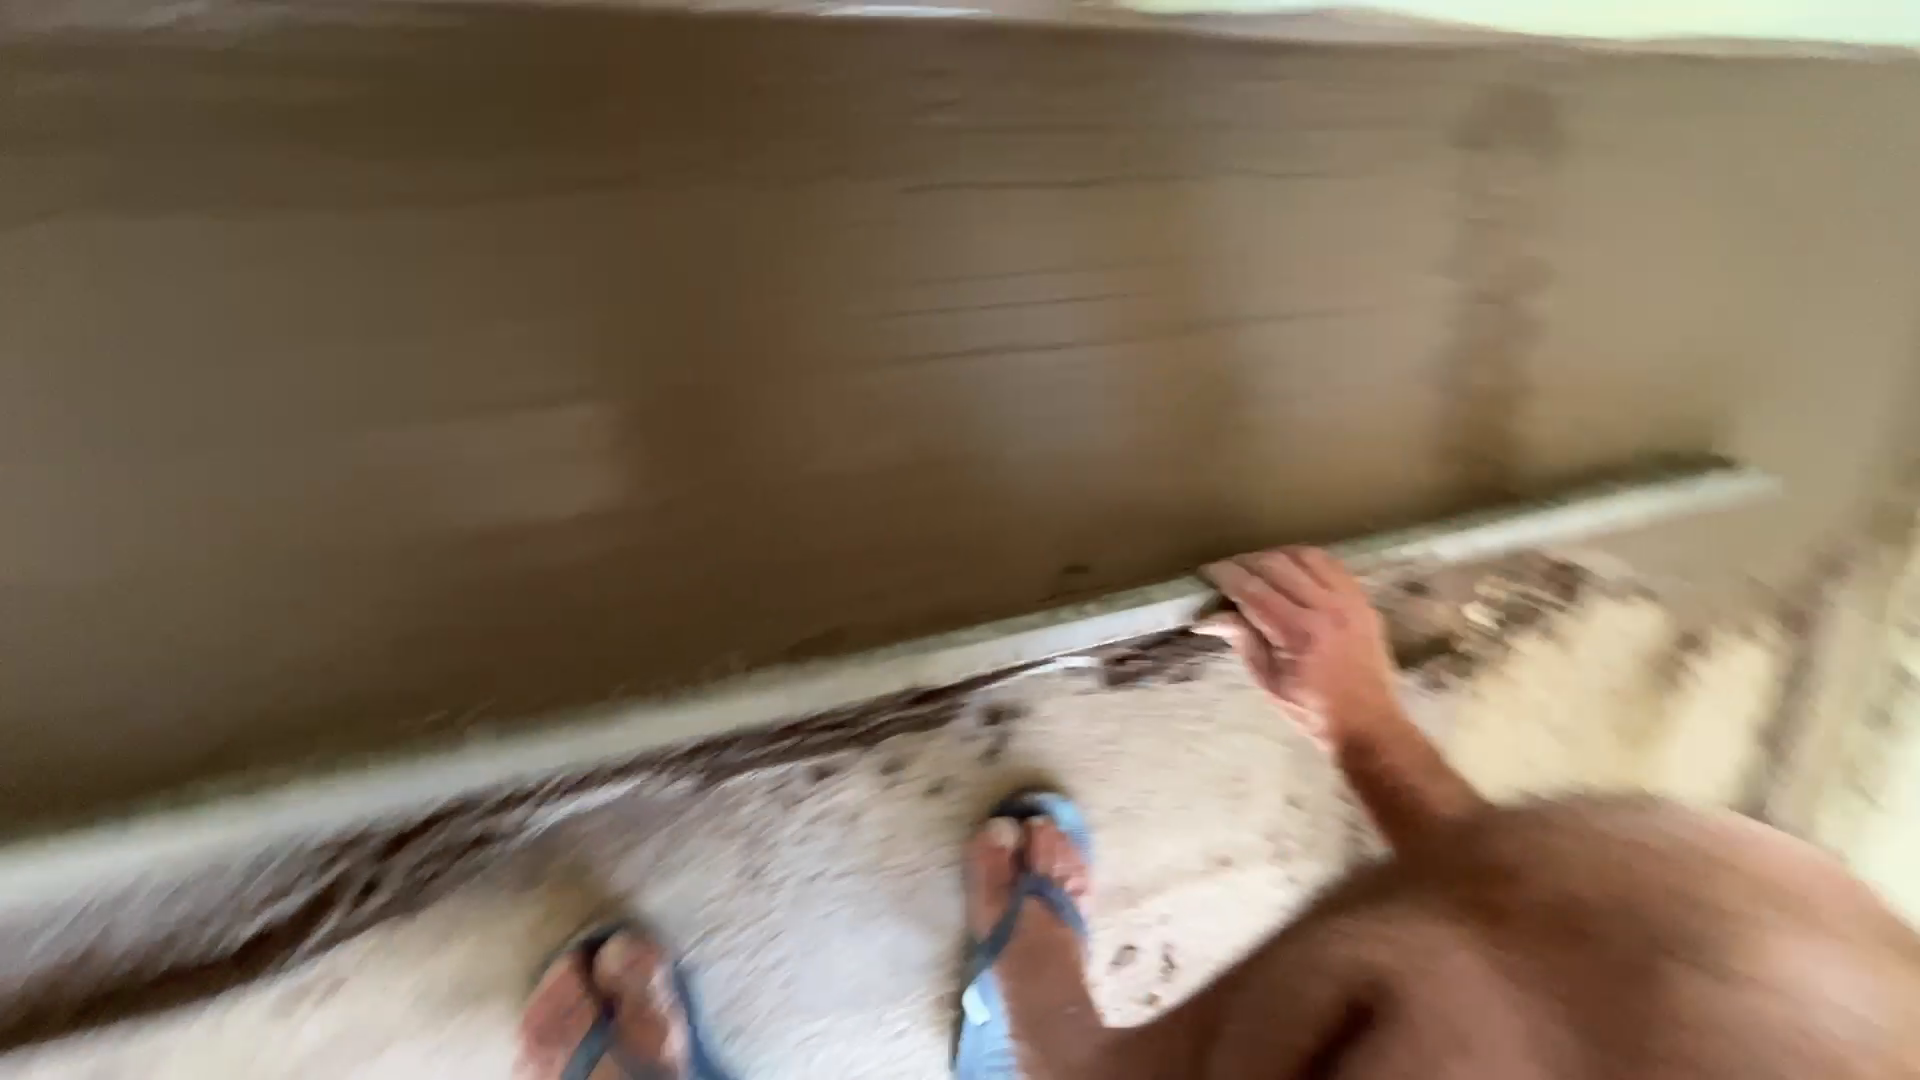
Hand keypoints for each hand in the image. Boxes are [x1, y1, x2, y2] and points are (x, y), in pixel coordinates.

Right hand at [1200, 547, 1399, 747]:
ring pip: (1303, 555)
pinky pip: (1330, 563)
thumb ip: (1241, 639)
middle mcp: (1325, 608)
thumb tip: (1206, 616)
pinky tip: (1289, 568)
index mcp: (1298, 633)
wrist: (1369, 722)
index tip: (1207, 572)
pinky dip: (1303, 559)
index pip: (1252, 590)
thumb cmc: (1310, 709)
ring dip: (1273, 555)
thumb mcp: (1267, 679)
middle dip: (1244, 562)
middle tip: (1226, 570)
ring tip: (1256, 567)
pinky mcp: (1362, 598)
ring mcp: (1348, 600)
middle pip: (1275, 565)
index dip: (1225, 576)